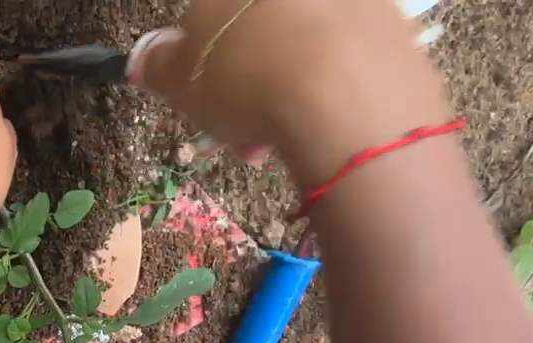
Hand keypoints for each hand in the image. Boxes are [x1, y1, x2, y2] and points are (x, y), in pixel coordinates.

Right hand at [129, 0, 449, 185]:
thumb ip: (158, 65)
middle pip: (256, 26)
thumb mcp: (180, 80)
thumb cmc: (245, 78)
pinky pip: (335, 56)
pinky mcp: (387, 20)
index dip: (196, 58)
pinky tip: (302, 126)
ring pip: (294, 43)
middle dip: (239, 75)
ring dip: (273, 88)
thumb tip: (145, 57)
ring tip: (262, 137)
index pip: (208, 14)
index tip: (194, 95)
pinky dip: (314, 89)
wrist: (342, 92)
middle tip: (227, 124)